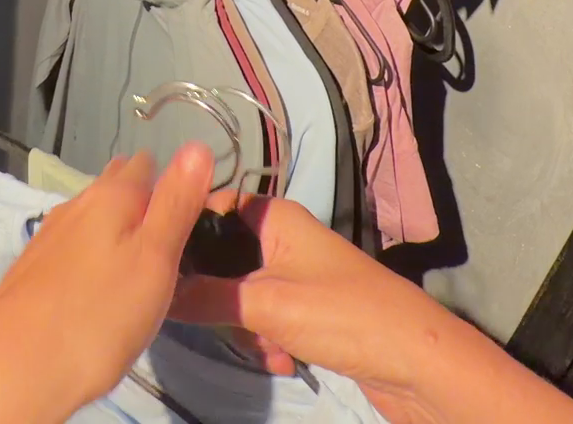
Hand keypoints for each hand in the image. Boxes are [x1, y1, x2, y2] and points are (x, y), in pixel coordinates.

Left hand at [0, 143, 214, 423]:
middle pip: (119, 183)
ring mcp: (51, 232)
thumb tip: (198, 144)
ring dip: (117, 225)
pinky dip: (93, 250)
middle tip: (170, 242)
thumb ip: (177, 202)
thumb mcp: (154, 259)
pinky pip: (75, 241)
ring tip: (139, 263)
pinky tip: (98, 282)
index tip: (192, 221)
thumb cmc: (98, 314)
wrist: (13, 369)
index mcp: (111, 194)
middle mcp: (78, 201)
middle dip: (145, 199)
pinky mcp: (34, 264)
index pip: (150, 164)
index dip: (174, 185)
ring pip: (94, 212)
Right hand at [172, 194, 425, 387]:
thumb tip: (155, 290)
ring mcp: (295, 273)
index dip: (185, 233)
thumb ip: (206, 296)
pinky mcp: (307, 309)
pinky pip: (266, 318)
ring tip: (272, 349)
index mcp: (272, 216)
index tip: (161, 265)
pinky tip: (287, 361)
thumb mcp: (265, 305)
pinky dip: (269, 341)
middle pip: (223, 259)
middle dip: (222, 299)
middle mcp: (281, 237)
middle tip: (232, 323)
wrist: (417, 363)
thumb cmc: (340, 314)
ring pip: (241, 295)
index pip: (211, 208)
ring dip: (248, 328)